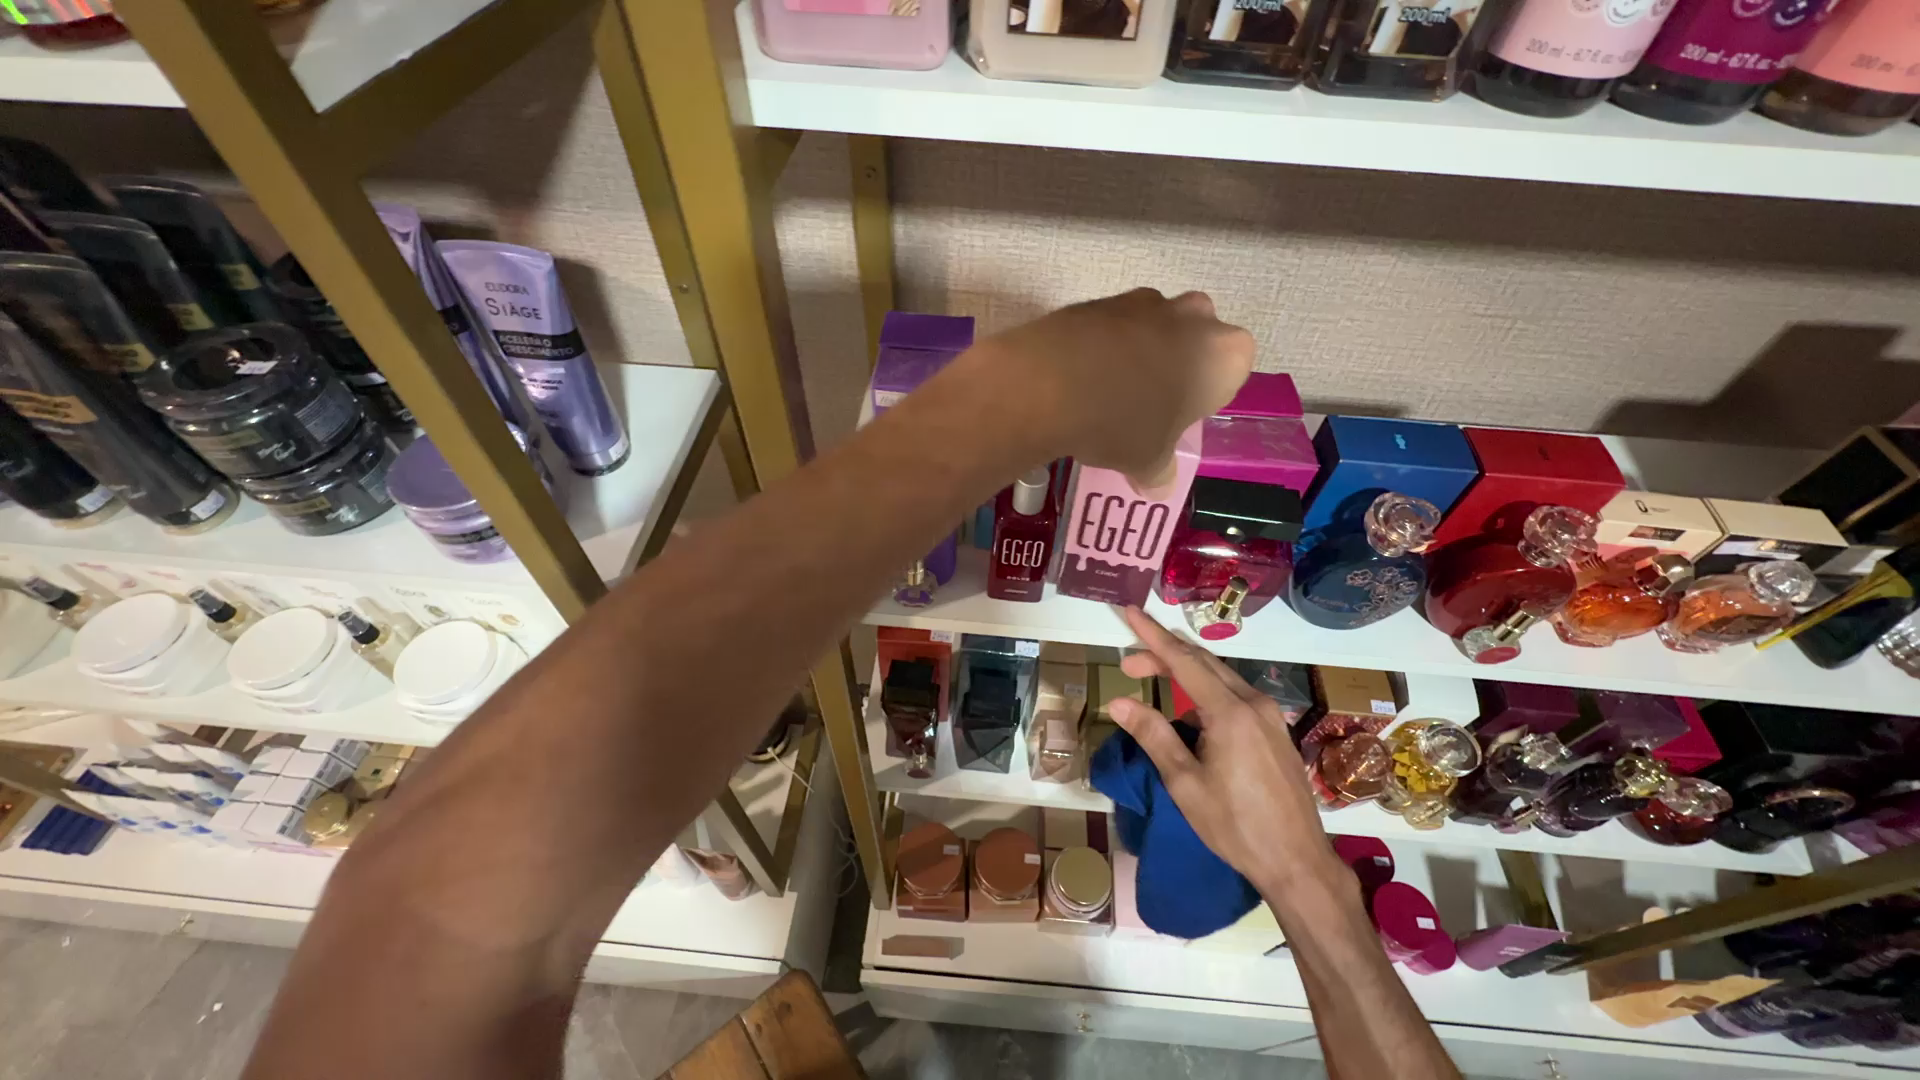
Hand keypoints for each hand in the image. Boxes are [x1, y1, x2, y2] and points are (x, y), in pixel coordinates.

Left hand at [965, 289, 1253, 488]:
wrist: (1051, 383)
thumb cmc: (1122, 425)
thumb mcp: (1147, 461)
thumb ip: (1160, 471)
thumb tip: (1158, 489)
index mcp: (1225, 354)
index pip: (1231, 372)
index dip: (1204, 395)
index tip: (1178, 416)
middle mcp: (1194, 316)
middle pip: (1195, 339)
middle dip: (1175, 364)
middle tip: (1146, 403)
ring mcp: (1144, 301)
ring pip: (1152, 327)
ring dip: (1137, 352)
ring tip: (1106, 393)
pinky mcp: (1099, 300)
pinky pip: (1110, 326)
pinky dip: (1101, 346)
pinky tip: (1079, 377)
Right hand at [1105, 607, 1335, 894]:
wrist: (1297, 861)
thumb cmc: (1235, 826)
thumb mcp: (1185, 783)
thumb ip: (1153, 736)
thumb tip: (1118, 702)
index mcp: (1230, 712)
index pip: (1183, 661)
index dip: (1152, 636)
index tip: (1129, 611)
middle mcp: (1254, 703)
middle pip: (1203, 663)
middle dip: (1163, 654)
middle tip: (1128, 664)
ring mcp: (1270, 717)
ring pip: (1221, 678)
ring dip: (1185, 672)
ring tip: (1152, 680)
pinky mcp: (1276, 732)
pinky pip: (1236, 696)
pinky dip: (1206, 691)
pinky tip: (1191, 714)